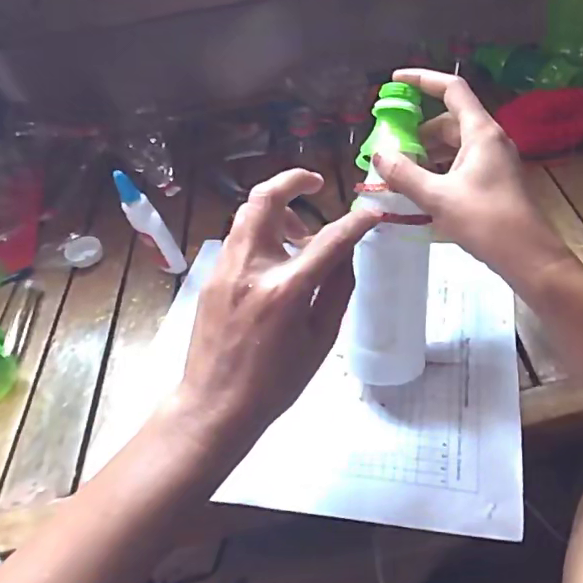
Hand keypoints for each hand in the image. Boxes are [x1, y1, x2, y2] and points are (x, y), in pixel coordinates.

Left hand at [166, 169, 378, 455]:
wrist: (215, 403)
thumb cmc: (275, 382)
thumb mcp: (320, 340)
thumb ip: (336, 289)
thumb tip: (347, 252)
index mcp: (285, 290)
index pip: (328, 239)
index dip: (356, 222)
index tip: (371, 213)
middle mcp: (250, 268)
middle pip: (265, 199)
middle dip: (292, 180)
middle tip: (314, 183)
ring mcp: (224, 269)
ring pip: (246, 214)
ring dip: (275, 208)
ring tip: (297, 230)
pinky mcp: (211, 276)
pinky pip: (237, 238)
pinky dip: (260, 232)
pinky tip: (274, 257)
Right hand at [372, 69, 572, 282]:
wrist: (527, 256)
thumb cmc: (485, 221)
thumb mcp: (437, 197)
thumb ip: (404, 174)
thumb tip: (379, 154)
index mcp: (481, 133)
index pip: (451, 89)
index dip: (422, 79)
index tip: (395, 81)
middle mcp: (489, 139)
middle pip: (448, 120)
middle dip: (416, 128)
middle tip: (388, 142)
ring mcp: (492, 160)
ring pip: (453, 143)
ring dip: (425, 151)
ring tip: (398, 168)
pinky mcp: (492, 180)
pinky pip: (459, 162)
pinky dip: (437, 167)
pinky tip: (419, 187)